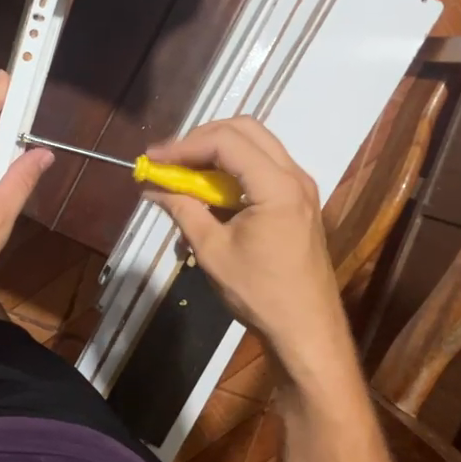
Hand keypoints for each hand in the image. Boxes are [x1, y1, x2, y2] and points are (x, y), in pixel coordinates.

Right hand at [145, 118, 356, 392]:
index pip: (226, 142)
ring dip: (217, 149)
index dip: (184, 146)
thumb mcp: (212, 251)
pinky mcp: (298, 201)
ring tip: (184, 170)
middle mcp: (294, 177)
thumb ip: (183, 210)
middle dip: (202, 138)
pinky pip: (262, 165)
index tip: (153, 160)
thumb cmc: (260, 294)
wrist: (307, 332)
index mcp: (277, 186)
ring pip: (256, 143)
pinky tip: (209, 188)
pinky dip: (232, 166)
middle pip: (245, 129)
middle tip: (169, 159)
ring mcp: (300, 187)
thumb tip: (152, 189)